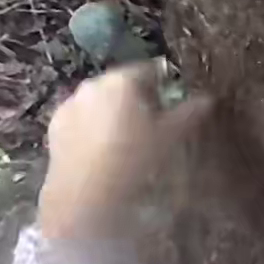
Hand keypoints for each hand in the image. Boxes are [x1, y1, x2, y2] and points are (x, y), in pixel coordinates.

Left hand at [37, 61, 209, 242]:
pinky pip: (82, 116)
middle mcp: (93, 83)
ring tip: (127, 136)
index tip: (172, 101)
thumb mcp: (170, 135)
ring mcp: (70, 103)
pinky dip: (93, 123)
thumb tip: (207, 99)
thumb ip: (190, 112)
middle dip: (138, 96)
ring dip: (114, 109)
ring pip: (100, 99)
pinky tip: (103, 147)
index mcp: (123, 80)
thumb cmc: (133, 158)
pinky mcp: (55, 124)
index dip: (164, 83)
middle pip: (122, 82)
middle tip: (152, 120)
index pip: (149, 69)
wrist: (84, 194)